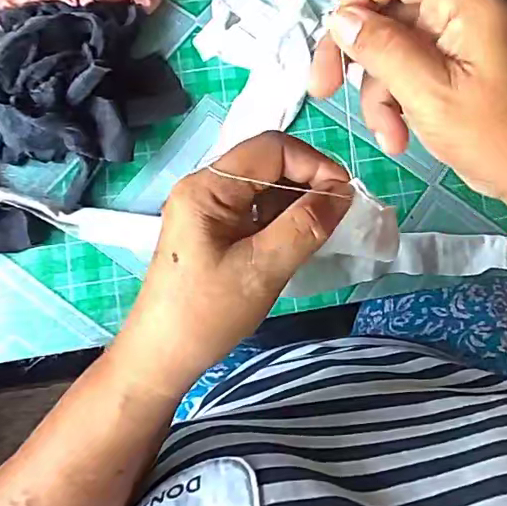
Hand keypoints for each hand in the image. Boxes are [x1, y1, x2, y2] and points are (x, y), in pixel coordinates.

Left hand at [111, 132, 350, 384]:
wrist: (163, 356)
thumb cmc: (206, 313)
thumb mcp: (263, 269)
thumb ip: (305, 226)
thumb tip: (343, 193)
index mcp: (208, 187)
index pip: (272, 148)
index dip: (314, 164)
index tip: (343, 195)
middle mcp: (207, 187)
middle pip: (270, 161)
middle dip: (309, 180)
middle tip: (337, 212)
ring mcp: (211, 208)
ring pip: (267, 185)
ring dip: (299, 200)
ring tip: (322, 228)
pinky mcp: (217, 228)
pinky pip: (259, 208)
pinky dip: (286, 217)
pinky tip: (300, 239)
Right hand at [306, 0, 506, 206]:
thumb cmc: (495, 136)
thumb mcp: (430, 93)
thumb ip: (382, 48)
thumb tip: (342, 18)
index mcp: (464, 3)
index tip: (342, 34)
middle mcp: (458, 12)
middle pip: (388, 6)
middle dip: (356, 51)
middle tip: (323, 87)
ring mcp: (455, 43)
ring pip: (392, 46)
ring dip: (378, 92)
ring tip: (389, 135)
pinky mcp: (452, 70)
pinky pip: (408, 71)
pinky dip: (396, 102)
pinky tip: (399, 138)